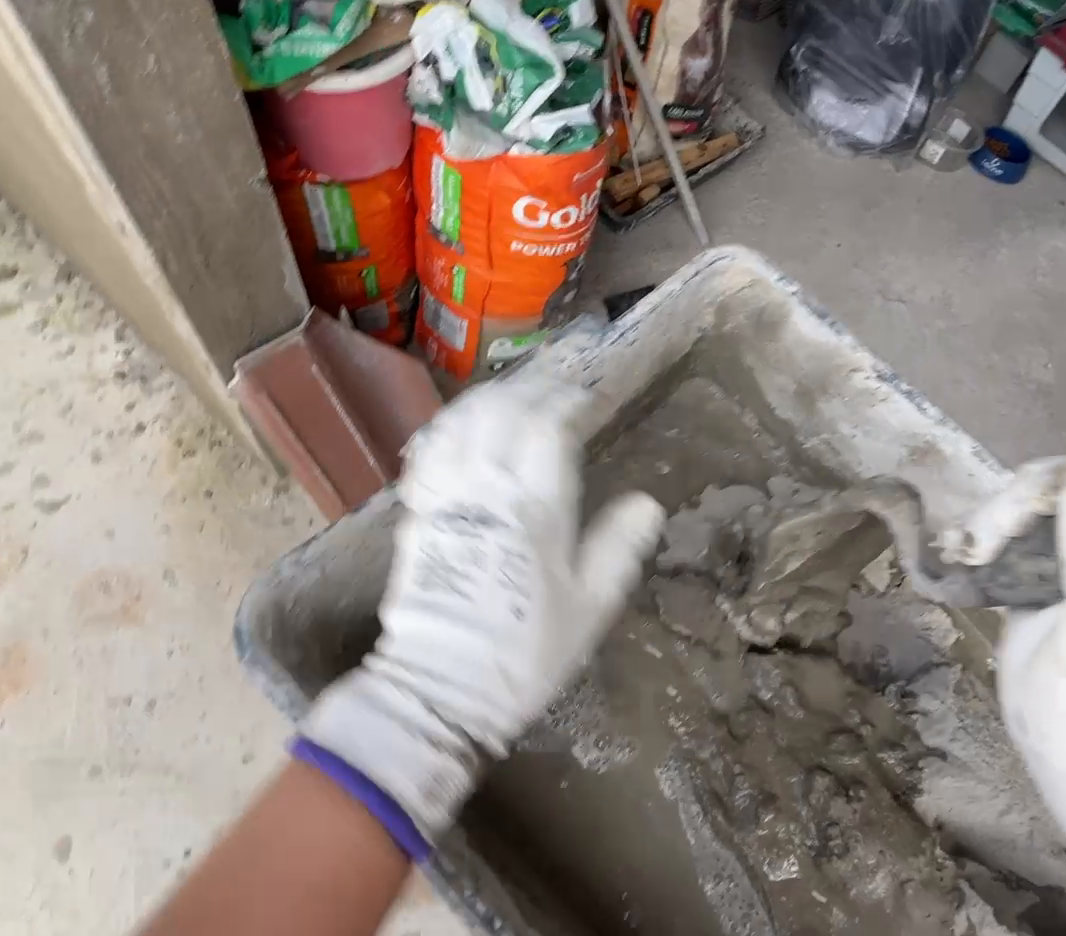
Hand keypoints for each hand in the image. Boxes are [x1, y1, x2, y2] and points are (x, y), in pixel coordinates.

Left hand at [297, 377, 664, 846]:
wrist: (442, 688)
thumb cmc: (526, 650)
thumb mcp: (591, 606)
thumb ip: (618, 548)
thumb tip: (647, 502)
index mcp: (535, 508)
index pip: (548, 427)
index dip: (568, 400)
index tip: (585, 393)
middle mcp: (487, 489)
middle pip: (504, 411)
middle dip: (533, 385)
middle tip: (557, 377)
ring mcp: (447, 497)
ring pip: (463, 421)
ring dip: (491, 397)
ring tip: (515, 390)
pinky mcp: (418, 513)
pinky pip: (430, 450)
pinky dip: (449, 425)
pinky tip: (462, 424)